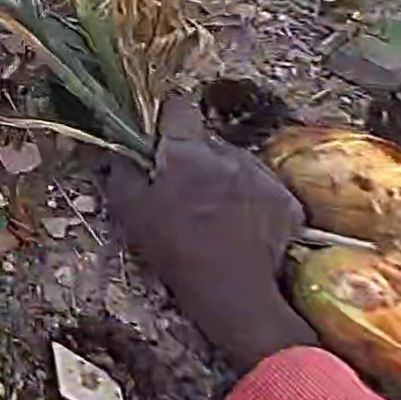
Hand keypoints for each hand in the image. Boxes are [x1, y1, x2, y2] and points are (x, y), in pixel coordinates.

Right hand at [107, 93, 317, 371]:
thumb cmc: (172, 245)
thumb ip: (119, 168)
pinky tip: (237, 217)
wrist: (232, 292)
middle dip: (192, 152)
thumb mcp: (129, 206)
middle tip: (179, 180)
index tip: (159, 128)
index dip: (167, 113)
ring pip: (234, 160)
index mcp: (185, 151)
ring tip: (210, 202)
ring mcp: (262, 177)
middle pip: (205, 138)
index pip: (179, 107)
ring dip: (220, 172)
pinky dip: (248, 193)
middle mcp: (227, 155)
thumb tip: (113, 145)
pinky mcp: (287, 201)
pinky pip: (261, 184)